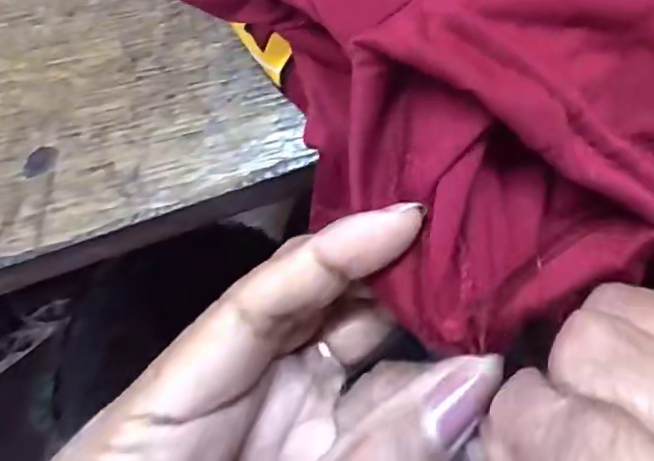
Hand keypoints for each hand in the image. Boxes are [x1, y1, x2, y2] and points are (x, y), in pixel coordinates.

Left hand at [56, 204, 500, 460]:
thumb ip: (373, 452)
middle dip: (393, 274)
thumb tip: (479, 377)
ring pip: (361, 352)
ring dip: (422, 332)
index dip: (337, 248)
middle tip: (466, 244)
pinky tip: (472, 378)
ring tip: (486, 310)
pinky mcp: (323, 450)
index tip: (413, 216)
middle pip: (318, 308)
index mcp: (167, 413)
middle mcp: (233, 399)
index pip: (257, 300)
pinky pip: (382, 400)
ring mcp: (283, 426)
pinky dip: (428, 390)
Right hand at [479, 284, 653, 460]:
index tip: (514, 417)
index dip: (525, 417)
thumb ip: (575, 452)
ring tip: (629, 373)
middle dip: (566, 367)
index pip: (578, 429)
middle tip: (575, 395)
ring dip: (610, 337)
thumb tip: (508, 418)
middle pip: (590, 338)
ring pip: (624, 300)